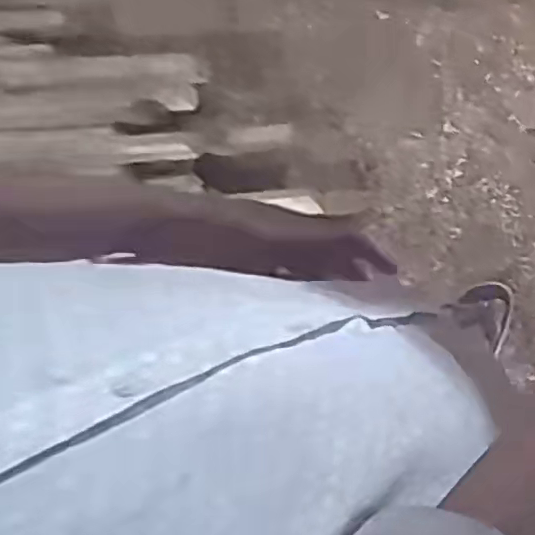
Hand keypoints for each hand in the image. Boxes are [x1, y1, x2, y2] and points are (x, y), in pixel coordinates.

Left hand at [131, 197, 396, 280]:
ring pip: (306, 267)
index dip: (373, 253)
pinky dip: (299, 291)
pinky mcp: (231, 268)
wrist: (138, 227)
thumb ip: (314, 240)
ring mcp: (255, 251)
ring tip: (346, 306)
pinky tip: (302, 308)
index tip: (396, 276)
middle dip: (356, 271)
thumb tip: (363, 243)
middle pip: (329, 253)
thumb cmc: (205, 231)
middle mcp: (280, 236)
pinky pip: (280, 279)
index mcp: (292, 226)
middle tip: (377, 298)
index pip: (347, 236)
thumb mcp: (269, 234)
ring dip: (329, 283)